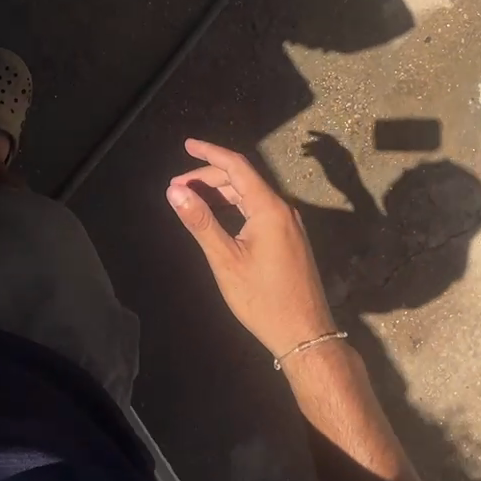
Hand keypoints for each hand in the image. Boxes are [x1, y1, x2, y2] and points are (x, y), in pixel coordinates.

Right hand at [166, 139, 337, 358]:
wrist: (305, 336)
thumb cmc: (262, 299)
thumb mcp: (225, 260)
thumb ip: (200, 221)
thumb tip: (175, 191)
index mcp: (269, 208)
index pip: (236, 166)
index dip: (209, 152)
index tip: (187, 144)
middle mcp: (282, 209)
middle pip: (241, 179)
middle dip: (207, 177)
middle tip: (176, 188)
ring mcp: (288, 225)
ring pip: (250, 196)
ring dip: (219, 193)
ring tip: (190, 201)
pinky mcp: (288, 239)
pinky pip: (258, 210)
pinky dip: (233, 207)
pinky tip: (217, 218)